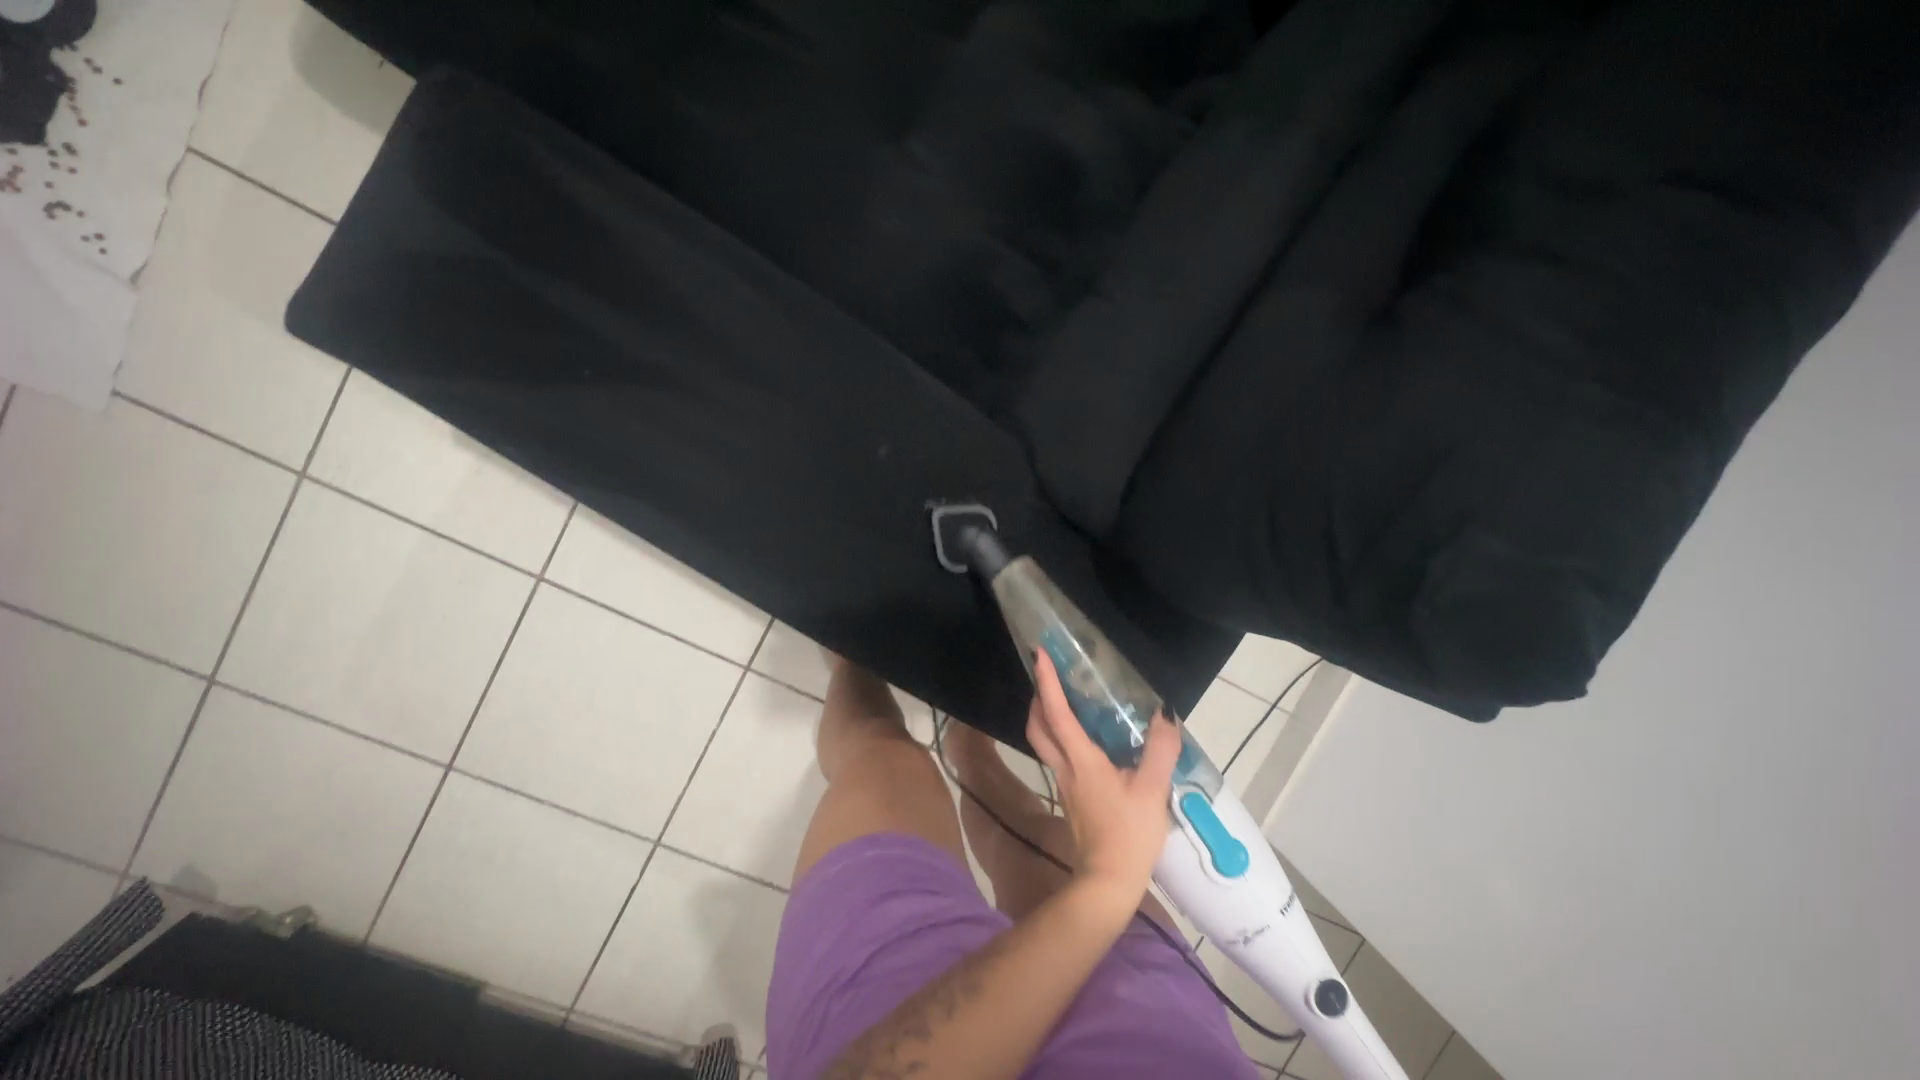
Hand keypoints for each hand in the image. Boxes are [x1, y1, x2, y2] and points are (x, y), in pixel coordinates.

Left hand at [1024, 651, 1181, 906]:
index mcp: (1081, 760)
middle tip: (1048, 675)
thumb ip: (1160, 750)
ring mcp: (1065, 785)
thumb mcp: (1152, 790)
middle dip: (1038, 697)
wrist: (1108, 881)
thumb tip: (1165, 714)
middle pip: (1037, 726)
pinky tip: (1085, 739)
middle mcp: (1065, 768)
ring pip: (1044, 742)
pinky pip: (1059, 757)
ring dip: (1046, 716)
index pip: (1056, 713)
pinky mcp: (1072, 798)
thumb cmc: (1129, 834)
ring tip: (1064, 698)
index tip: (1040, 655)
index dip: (1047, 682)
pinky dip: (1061, 737)